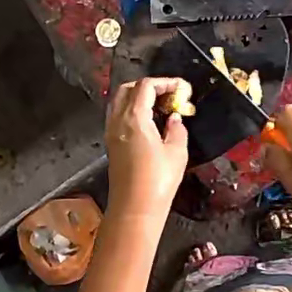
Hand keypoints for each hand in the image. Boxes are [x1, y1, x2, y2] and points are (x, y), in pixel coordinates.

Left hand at [105, 77, 191, 214]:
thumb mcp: (177, 152)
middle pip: (128, 89)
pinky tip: (150, 122)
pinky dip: (132, 110)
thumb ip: (177, 129)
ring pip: (119, 102)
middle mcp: (117, 121)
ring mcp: (111, 133)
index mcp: (134, 118)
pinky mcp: (111, 144)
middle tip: (169, 94)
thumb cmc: (157, 181)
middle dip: (149, 86)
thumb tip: (174, 118)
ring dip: (138, 97)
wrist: (135, 209)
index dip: (164, 82)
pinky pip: (118, 116)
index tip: (181, 87)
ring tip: (160, 107)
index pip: (145, 86)